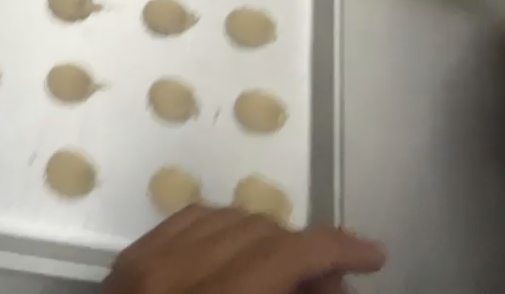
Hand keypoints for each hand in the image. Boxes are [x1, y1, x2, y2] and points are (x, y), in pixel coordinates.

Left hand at [105, 206, 384, 293]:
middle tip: (329, 287)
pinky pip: (192, 219)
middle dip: (303, 253)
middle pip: (260, 232)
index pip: (284, 254)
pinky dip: (225, 231)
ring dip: (266, 239)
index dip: (336, 249)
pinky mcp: (131, 256)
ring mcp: (147, 260)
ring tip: (287, 272)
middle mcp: (176, 273)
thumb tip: (328, 283)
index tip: (373, 255)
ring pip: (228, 217)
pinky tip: (240, 253)